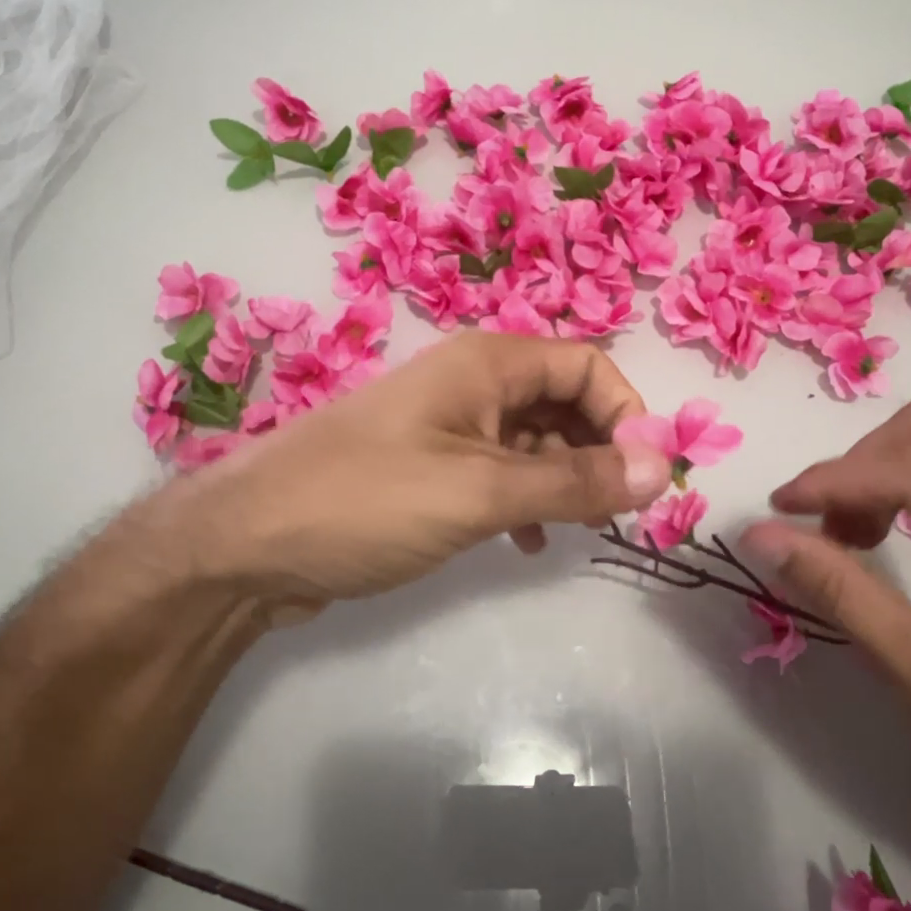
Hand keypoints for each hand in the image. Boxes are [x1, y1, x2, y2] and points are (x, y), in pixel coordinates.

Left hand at [157, 332, 670, 611]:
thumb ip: (574, 481)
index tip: (645, 481)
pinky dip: (524, 501)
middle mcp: (470, 383)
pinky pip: (498, 472)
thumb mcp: (482, 492)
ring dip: (565, 481)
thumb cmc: (367, 501)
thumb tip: (665, 468)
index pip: (588, 366)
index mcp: (487, 364)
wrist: (245, 545)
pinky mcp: (425, 468)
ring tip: (576, 532)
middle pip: (565, 400)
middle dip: (599, 452)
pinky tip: (527, 544)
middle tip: (617, 514)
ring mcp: (444, 426)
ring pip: (533, 440)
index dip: (628, 417)